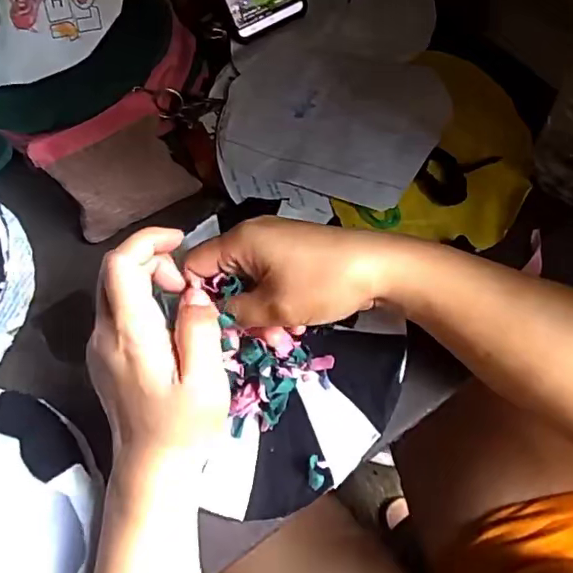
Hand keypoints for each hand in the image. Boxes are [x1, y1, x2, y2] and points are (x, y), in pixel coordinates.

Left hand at [89, 228, 229, 478]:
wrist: (152, 472)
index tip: (180, 241)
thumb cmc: (183, 430)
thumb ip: (200, 328)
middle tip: (187, 281)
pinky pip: (118, 309)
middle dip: (151, 257)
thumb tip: (194, 292)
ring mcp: (100, 347)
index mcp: (130, 336)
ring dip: (148, 276)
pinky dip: (143, 296)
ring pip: (114, 289)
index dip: (146, 240)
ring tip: (184, 297)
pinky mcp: (105, 357)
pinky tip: (171, 318)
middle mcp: (105, 336)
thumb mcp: (206, 380)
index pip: (119, 266)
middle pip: (112, 271)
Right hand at [180, 217, 416, 329]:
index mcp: (241, 239)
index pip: (194, 265)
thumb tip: (214, 316)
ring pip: (250, 283)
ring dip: (261, 312)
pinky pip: (271, 279)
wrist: (379, 267)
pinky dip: (277, 301)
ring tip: (285, 335)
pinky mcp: (294, 253)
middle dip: (238, 311)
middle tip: (258, 338)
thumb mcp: (274, 307)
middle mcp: (254, 235)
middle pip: (224, 277)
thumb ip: (234, 314)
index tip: (211, 325)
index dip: (196, 297)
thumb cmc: (324, 283)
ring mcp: (276, 242)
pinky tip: (297, 321)